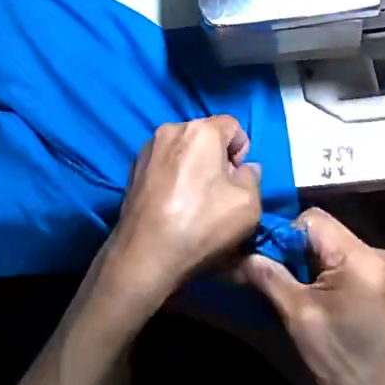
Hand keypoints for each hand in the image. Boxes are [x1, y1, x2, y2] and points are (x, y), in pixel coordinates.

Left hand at [106, 116, 263, 299]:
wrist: (144, 258)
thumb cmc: (201, 225)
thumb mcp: (249, 204)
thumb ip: (253, 177)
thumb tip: (243, 170)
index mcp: (201, 130)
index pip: (233, 126)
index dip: (241, 152)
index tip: (235, 181)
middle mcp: (171, 130)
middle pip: (205, 136)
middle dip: (216, 158)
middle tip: (217, 193)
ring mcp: (146, 150)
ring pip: (182, 150)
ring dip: (192, 167)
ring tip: (192, 201)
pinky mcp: (131, 171)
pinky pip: (163, 165)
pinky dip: (172, 178)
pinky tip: (171, 206)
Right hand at [236, 209, 384, 384]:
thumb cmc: (348, 376)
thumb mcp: (301, 324)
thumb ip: (271, 279)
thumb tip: (242, 253)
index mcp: (364, 259)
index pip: (313, 220)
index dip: (285, 237)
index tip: (269, 265)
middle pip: (332, 235)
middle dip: (305, 257)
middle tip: (289, 290)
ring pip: (348, 251)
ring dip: (327, 270)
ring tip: (317, 306)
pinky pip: (367, 267)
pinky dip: (349, 280)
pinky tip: (345, 312)